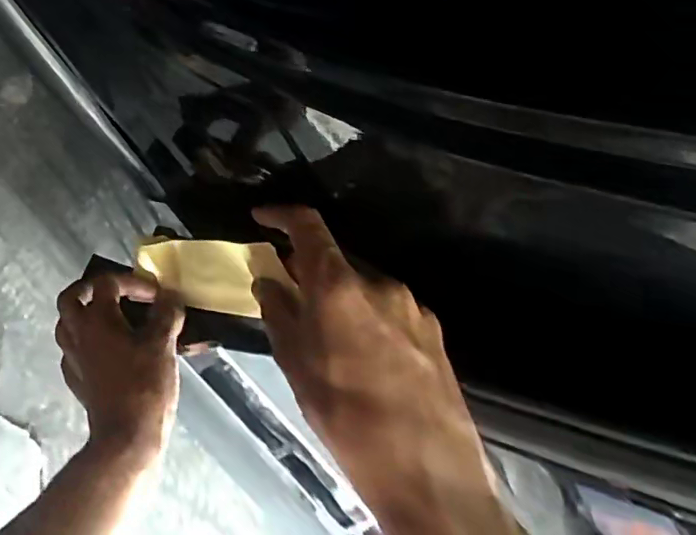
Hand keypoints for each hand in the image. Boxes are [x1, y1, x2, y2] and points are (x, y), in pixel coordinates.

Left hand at [55, 270, 185, 463]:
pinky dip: (85, 344)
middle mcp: (77, 330)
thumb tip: (169, 296)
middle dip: (89, 288)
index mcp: (96, 317)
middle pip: (71, 296)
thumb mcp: (162, 347)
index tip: (155, 294)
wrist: (125, 437)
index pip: (106, 283)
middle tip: (112, 293)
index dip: (131, 281)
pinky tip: (102, 352)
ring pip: (66, 323)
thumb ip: (165, 316)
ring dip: (83, 315)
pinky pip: (73, 351)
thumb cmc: (144, 386)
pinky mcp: (75, 378)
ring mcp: (71, 355)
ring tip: (106, 320)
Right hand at [251, 205, 519, 534]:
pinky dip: (362, 313)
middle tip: (284, 287)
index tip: (260, 218)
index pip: (307, 224)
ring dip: (335, 292)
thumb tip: (269, 282)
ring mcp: (414, 311)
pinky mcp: (435, 338)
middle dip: (306, 266)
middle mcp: (380, 285)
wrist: (432, 480)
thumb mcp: (293, 361)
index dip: (280, 214)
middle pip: (334, 257)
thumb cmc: (346, 413)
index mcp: (339, 284)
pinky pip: (386, 309)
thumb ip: (277, 311)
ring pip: (361, 285)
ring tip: (319, 325)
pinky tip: (355, 350)